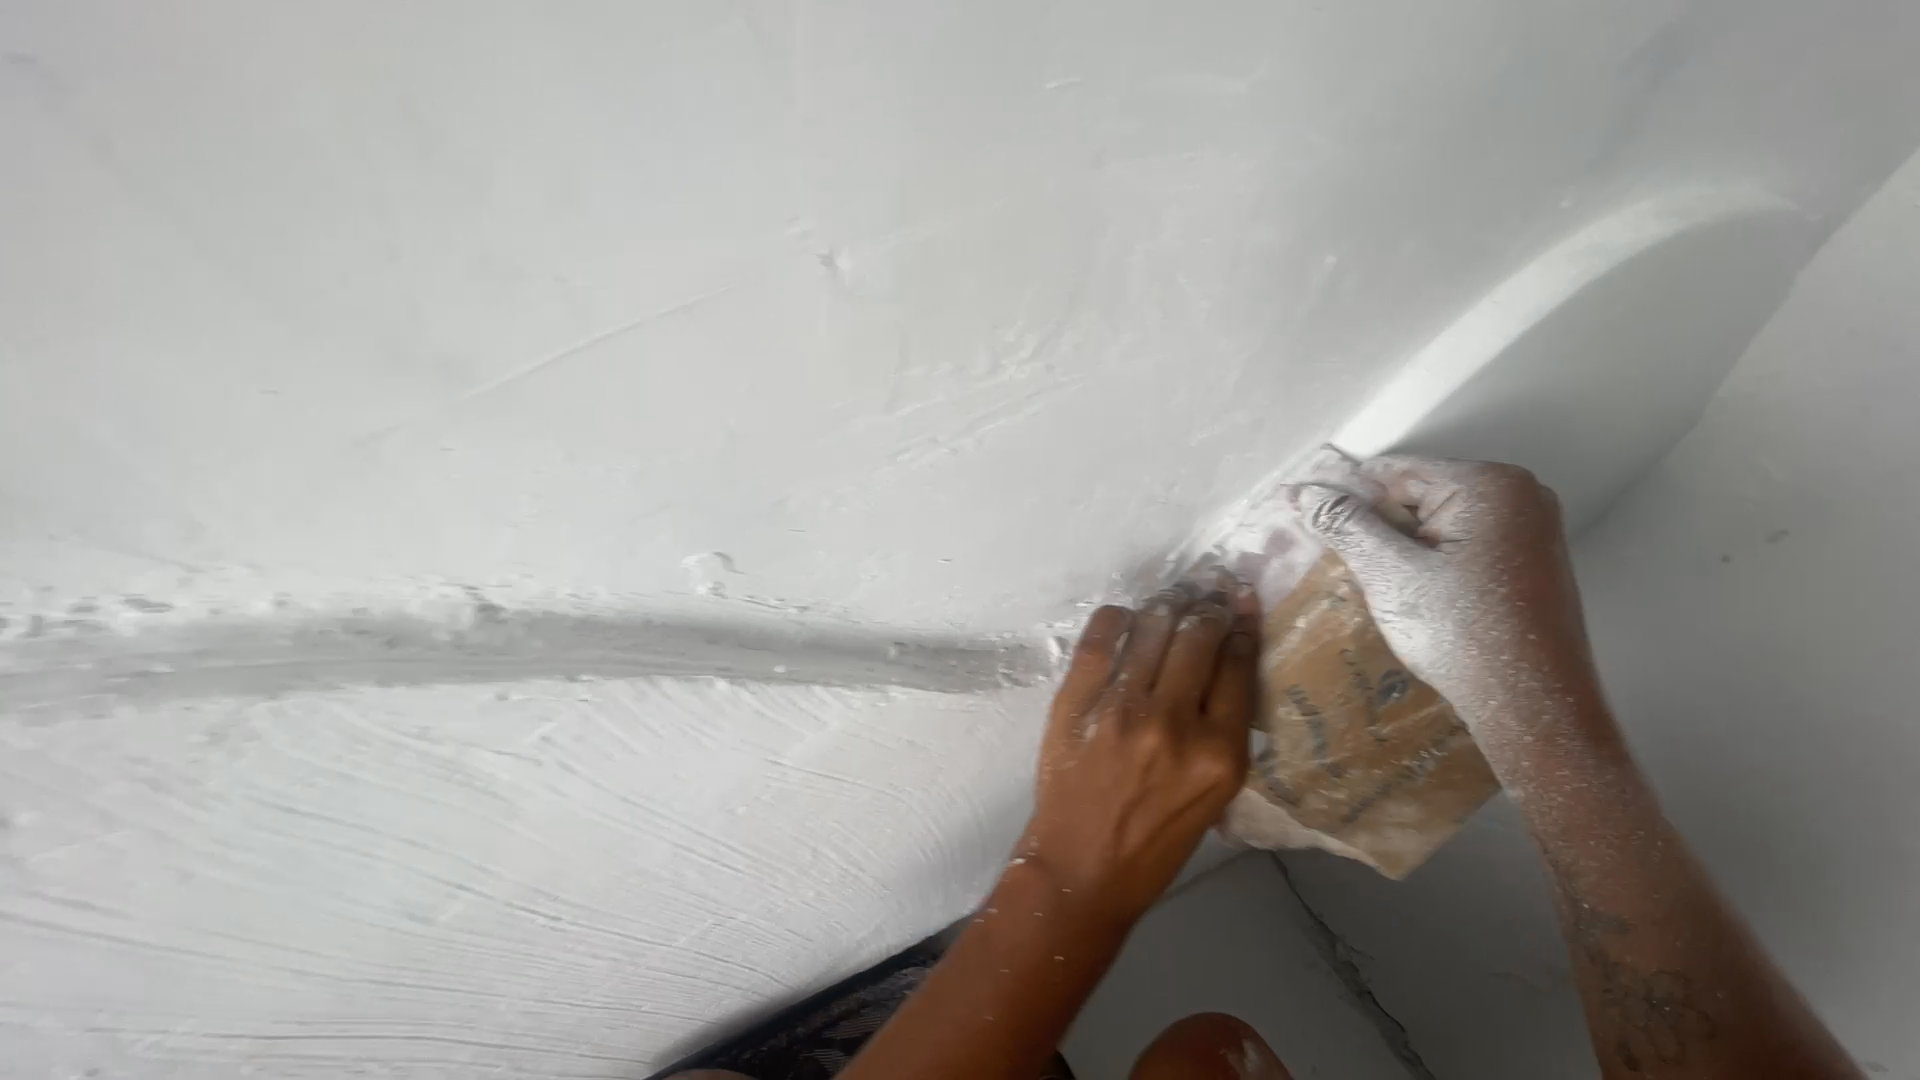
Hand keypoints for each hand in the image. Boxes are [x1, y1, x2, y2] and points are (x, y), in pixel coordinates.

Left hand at [1018, 571, 1259, 922]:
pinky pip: (1100, 638)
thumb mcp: (1216, 795)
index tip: (1242, 603)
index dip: (1243, 624)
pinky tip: (1128, 616)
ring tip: (1175, 595)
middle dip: (1209, 605)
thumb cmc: (1157, 840)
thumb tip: (1226, 663)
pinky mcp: (1076, 701)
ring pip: (1153, 627)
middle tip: (1209, 590)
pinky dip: (1117, 617)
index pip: (1238, 665)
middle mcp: (1174, 723)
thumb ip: (1224, 731)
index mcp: (1220, 753)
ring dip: (1168, 602)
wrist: (1082, 866)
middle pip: (1199, 636)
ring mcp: (1120, 708)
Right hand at [1288, 455, 1602, 738]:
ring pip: (1434, 523)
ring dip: (1394, 545)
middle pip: (1416, 494)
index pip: (1394, 471)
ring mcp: (1528, 530)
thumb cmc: (1460, 632)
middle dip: (1372, 522)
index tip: (1301, 515)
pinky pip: (1457, 544)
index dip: (1344, 494)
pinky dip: (1423, 560)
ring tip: (1361, 576)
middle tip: (1332, 555)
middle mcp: (1519, 496)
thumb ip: (1345, 523)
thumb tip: (1304, 491)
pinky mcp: (1525, 563)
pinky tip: (1401, 590)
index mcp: (1490, 485)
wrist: (1529, 704)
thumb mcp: (1389, 571)